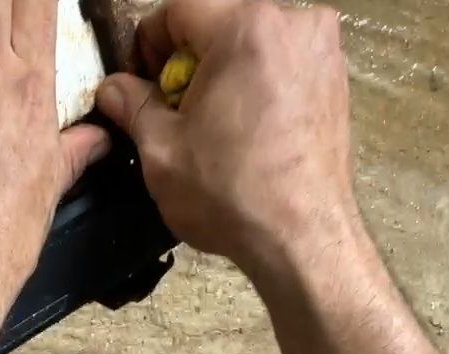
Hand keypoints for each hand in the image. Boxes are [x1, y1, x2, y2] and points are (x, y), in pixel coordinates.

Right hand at [96, 0, 355, 274]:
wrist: (300, 236)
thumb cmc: (230, 195)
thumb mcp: (162, 152)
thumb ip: (133, 107)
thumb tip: (113, 88)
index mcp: (244, 28)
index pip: (180, 8)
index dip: (149, 41)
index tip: (139, 79)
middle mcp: (293, 21)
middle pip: (221, 21)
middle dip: (188, 60)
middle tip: (172, 109)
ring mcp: (321, 48)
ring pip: (253, 43)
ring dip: (223, 74)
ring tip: (209, 127)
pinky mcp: (335, 78)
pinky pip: (282, 65)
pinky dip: (256, 87)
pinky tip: (243, 132)